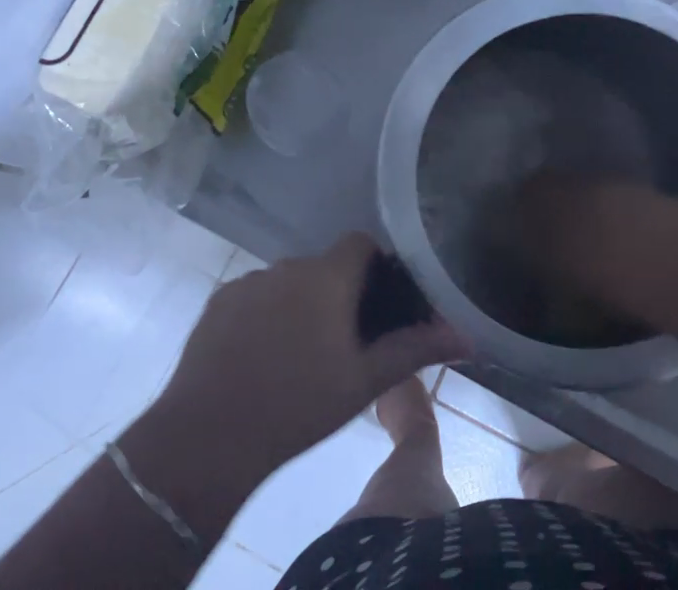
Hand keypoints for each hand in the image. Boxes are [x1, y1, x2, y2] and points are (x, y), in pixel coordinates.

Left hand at [154, 234, 466, 474]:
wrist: (210, 434)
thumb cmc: (299, 405)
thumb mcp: (365, 381)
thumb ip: (415, 349)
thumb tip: (467, 336)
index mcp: (325, 277)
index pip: (360, 243)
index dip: (377, 266)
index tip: (383, 305)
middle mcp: (284, 267)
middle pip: (324, 267)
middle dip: (340, 294)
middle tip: (349, 345)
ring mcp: (245, 283)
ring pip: (287, 284)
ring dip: (302, 306)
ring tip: (304, 359)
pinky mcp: (216, 303)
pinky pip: (254, 298)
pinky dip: (267, 317)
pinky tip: (265, 361)